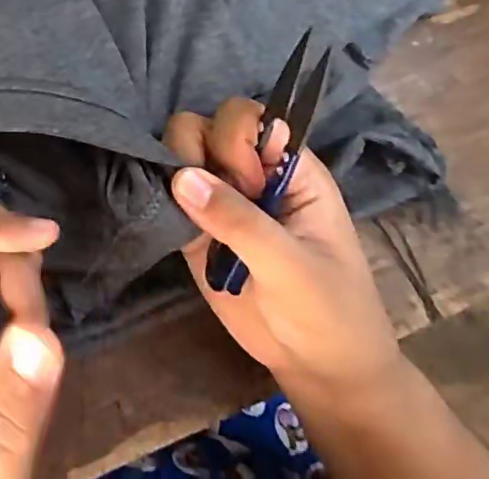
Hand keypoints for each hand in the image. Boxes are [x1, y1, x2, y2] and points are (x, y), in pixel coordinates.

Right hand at [163, 99, 405, 399]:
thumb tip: (180, 176)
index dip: (237, 137)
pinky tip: (167, 218)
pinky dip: (159, 194)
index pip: (251, 118)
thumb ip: (240, 221)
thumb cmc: (329, 312)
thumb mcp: (294, 268)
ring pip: (180, 150)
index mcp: (289, 166)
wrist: (318, 371)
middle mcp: (252, 170)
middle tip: (222, 207)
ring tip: (194, 218)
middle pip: (206, 124)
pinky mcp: (194, 224)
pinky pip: (166, 190)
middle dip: (202, 153)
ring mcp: (221, 196)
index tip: (246, 181)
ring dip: (175, 170)